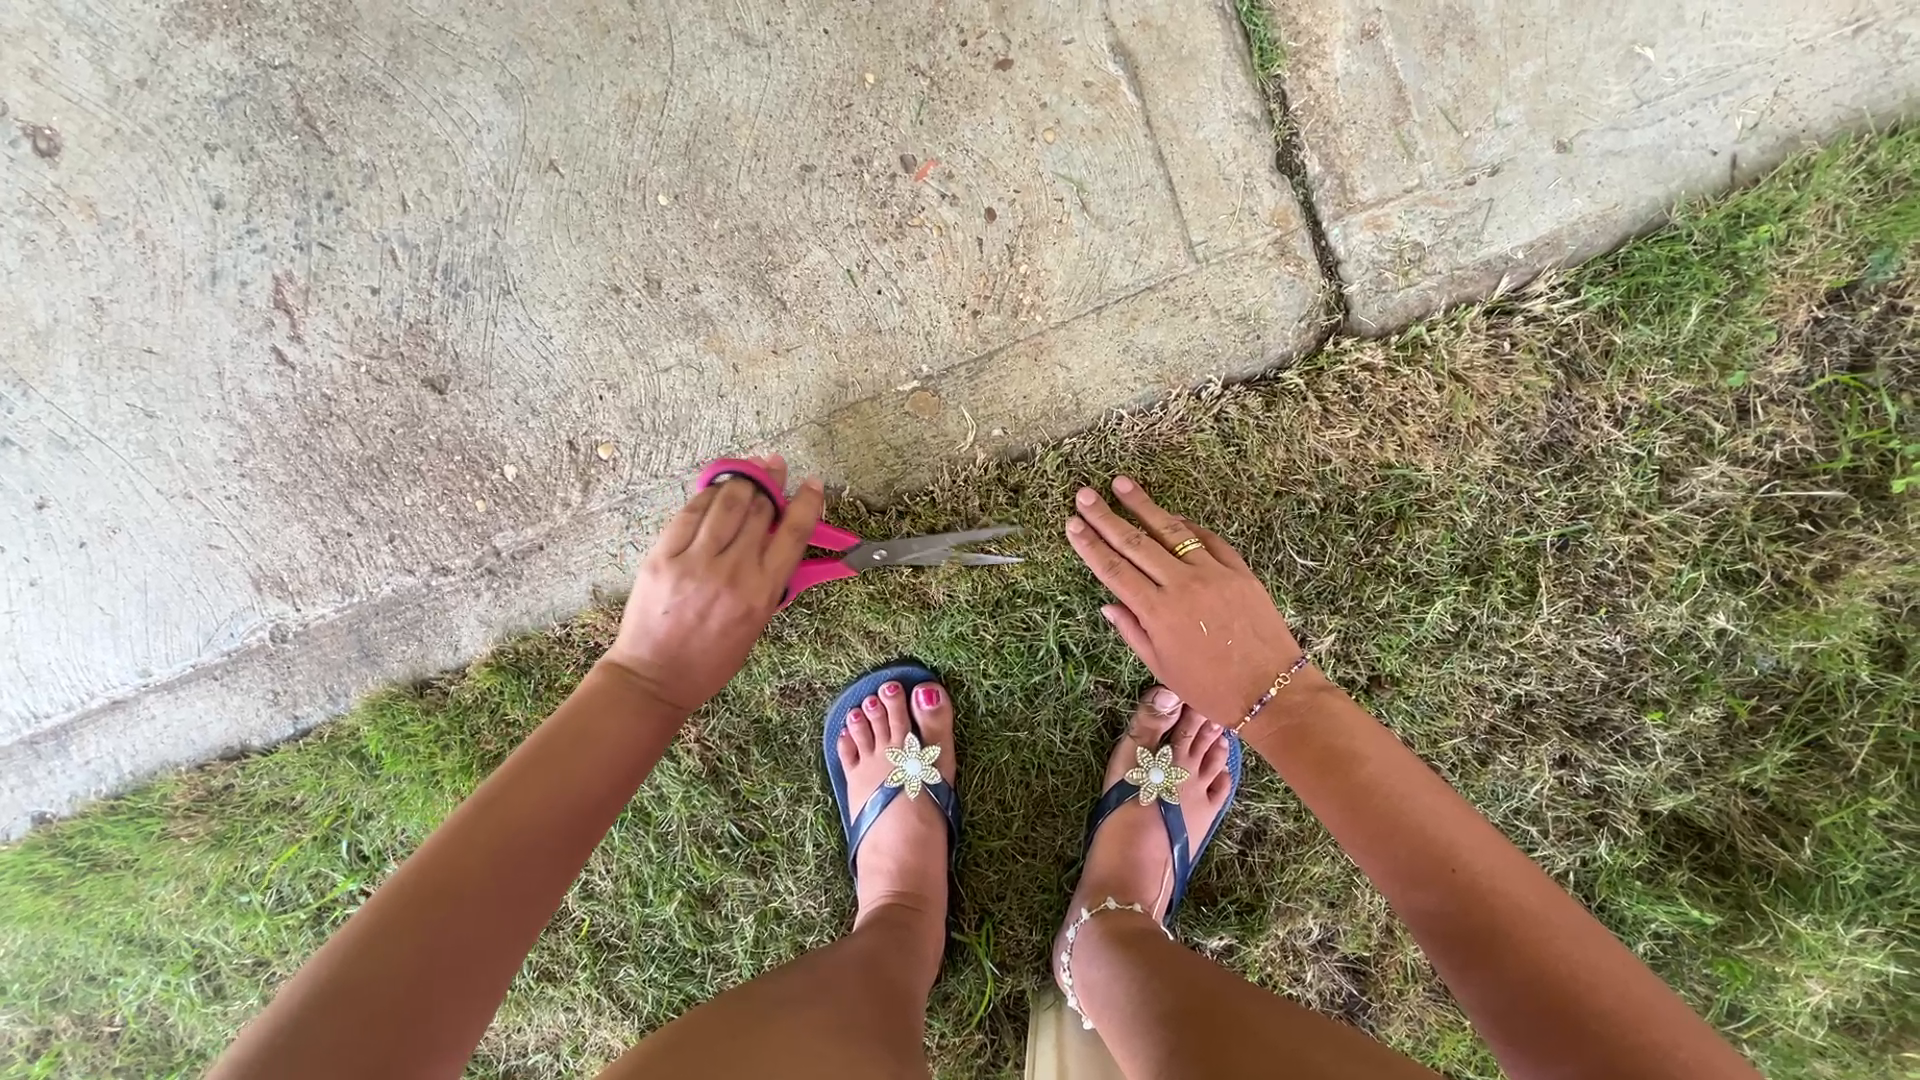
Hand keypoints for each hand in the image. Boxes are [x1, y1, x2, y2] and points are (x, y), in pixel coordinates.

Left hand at [604, 455, 823, 713]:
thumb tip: (778, 537)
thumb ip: (769, 579)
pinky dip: (707, 497)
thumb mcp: (757, 622)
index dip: (806, 501)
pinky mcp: (663, 556)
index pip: (794, 533)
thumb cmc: (712, 658)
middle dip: (770, 483)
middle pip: (759, 509)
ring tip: (748, 472)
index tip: (811, 483)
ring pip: (726, 503)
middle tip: (773, 468)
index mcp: (762, 592)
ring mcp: (695, 562)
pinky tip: (715, 492)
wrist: (656, 676)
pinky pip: (690, 513)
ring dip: (741, 482)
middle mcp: (733, 572)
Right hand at [1065, 477, 1304, 726]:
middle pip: (1135, 542)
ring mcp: (1212, 573)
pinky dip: (1186, 525)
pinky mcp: (1238, 570)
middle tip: (1085, 494)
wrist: (1272, 690)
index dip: (1090, 545)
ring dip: (1144, 505)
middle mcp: (1182, 585)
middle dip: (1106, 516)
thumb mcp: (1162, 667)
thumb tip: (1108, 604)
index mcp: (1157, 612)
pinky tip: (1170, 515)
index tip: (1072, 524)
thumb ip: (1132, 631)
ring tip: (1122, 484)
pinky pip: (1207, 539)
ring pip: (1171, 530)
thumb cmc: (1211, 688)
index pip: (1114, 570)